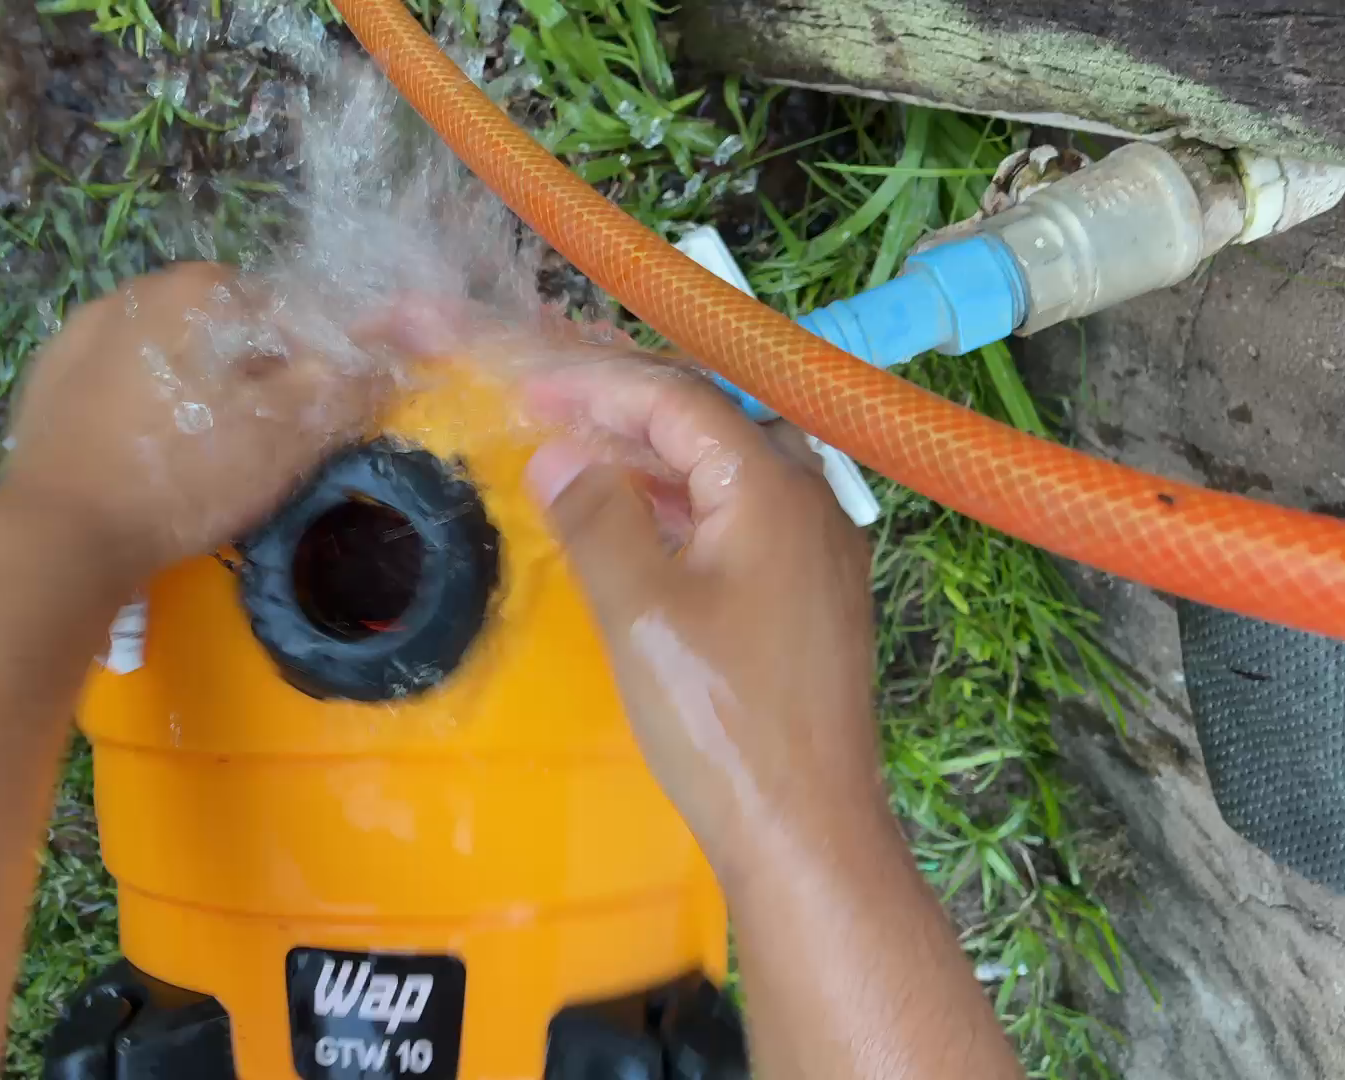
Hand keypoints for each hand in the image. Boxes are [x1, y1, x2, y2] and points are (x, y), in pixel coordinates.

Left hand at [0, 262, 398, 568]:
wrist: (60, 536)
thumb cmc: (185, 475)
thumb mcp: (286, 434)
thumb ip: (347, 385)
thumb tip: (397, 357)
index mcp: (198, 290)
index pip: (287, 314)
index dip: (309, 367)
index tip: (302, 422)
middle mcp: (136, 291)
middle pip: (227, 333)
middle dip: (252, 379)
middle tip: (252, 444)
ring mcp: (81, 332)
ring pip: (173, 356)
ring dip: (198, 391)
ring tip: (196, 456)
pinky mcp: (49, 378)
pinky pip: (123, 381)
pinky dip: (146, 408)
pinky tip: (145, 453)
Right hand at [520, 360, 877, 869]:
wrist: (801, 827)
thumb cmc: (718, 717)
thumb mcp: (640, 612)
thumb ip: (594, 519)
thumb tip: (555, 453)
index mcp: (772, 489)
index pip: (681, 401)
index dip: (600, 385)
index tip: (533, 388)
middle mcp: (807, 499)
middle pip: (709, 421)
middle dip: (627, 403)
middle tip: (556, 398)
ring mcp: (811, 545)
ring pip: (720, 467)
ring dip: (650, 449)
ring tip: (583, 442)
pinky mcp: (799, 586)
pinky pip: (731, 512)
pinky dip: (675, 498)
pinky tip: (634, 510)